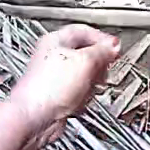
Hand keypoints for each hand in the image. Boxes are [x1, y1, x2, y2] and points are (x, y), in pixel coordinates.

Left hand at [7, 24, 119, 149]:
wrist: (34, 117)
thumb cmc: (48, 87)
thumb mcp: (85, 61)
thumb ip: (102, 51)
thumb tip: (113, 47)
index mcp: (56, 41)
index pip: (84, 31)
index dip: (102, 39)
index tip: (115, 48)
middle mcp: (54, 58)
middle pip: (86, 54)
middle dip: (97, 64)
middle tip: (103, 69)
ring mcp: (56, 78)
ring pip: (85, 76)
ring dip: (91, 84)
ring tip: (88, 88)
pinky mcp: (59, 96)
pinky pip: (80, 93)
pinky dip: (83, 97)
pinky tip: (79, 101)